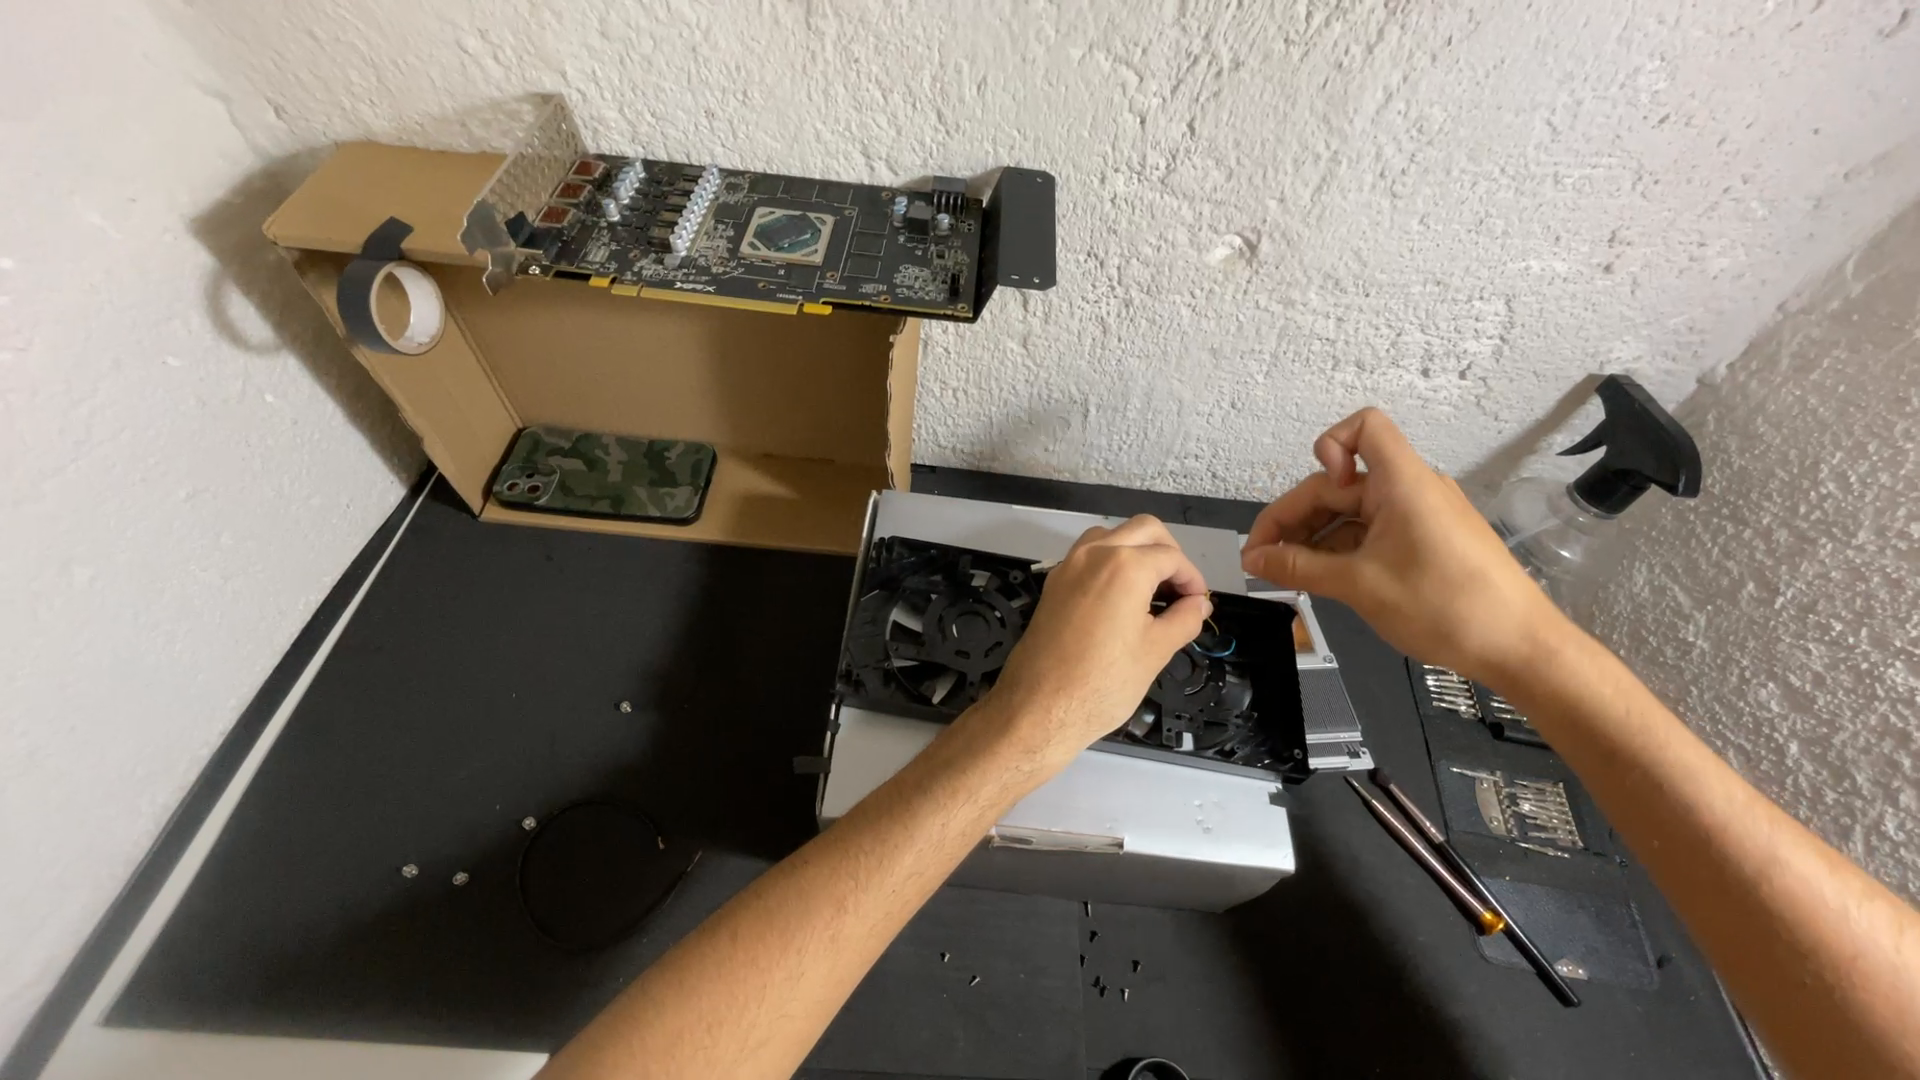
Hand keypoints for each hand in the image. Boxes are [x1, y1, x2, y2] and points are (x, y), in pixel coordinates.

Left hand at [980, 516, 1212, 768]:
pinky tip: (1122, 597)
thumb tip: (1198, 605)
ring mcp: (1069, 565)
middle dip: (1168, 553)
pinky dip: (1110, 562)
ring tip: (1152, 590)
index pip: (1172, 557)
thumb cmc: (1102, 683)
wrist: (1039, 706)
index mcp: (1125, 566)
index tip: (1198, 602)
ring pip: (1112, 535)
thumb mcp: (1156, 651)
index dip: (1192, 579)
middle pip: (1144, 530)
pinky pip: (1088, 555)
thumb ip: (1184, 619)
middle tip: (1179, 589)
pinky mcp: (1054, 582)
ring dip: (1136, 551)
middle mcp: (1094, 554)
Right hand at [1239, 408, 1569, 683]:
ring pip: (1350, 512)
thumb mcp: (1359, 586)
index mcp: (1402, 483)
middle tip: (1261, 561)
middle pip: (1338, 483)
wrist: (1520, 648)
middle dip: (1295, 516)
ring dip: (1312, 538)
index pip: (1363, 427)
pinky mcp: (1424, 542)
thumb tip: (1251, 560)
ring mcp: (1418, 517)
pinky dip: (1339, 550)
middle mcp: (1410, 490)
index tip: (1318, 496)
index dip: (1329, 446)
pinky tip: (1319, 580)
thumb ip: (1298, 567)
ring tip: (1285, 576)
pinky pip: (1369, 533)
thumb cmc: (1444, 607)